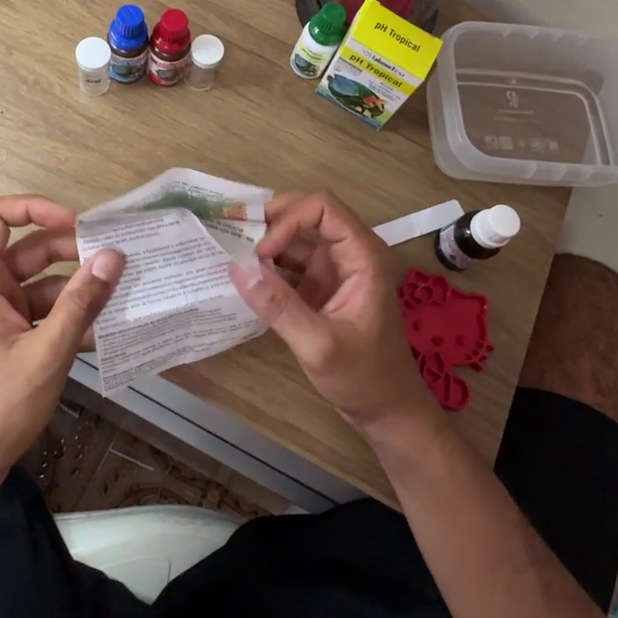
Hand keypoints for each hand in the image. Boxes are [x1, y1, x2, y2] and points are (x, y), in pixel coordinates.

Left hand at [0, 195, 124, 483]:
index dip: (34, 207)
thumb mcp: (46, 354)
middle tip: (117, 261)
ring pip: (39, 284)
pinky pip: (39, 315)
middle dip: (72, 251)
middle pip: (27, 249)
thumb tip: (114, 256)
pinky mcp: (3, 342)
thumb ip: (81, 302)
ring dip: (76, 289)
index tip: (76, 224)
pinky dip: (67, 318)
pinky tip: (103, 334)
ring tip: (121, 296)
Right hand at [232, 190, 435, 436]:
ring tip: (231, 247)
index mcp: (363, 256)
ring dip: (267, 238)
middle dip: (273, 219)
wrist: (386, 409)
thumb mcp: (319, 345)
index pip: (323, 208)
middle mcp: (351, 253)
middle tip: (235, 232)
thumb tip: (236, 270)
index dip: (288, 219)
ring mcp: (337, 269)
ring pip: (299, 236)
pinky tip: (245, 273)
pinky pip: (293, 261)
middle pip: (310, 213)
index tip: (261, 251)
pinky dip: (269, 262)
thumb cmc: (364, 377)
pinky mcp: (323, 286)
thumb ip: (280, 307)